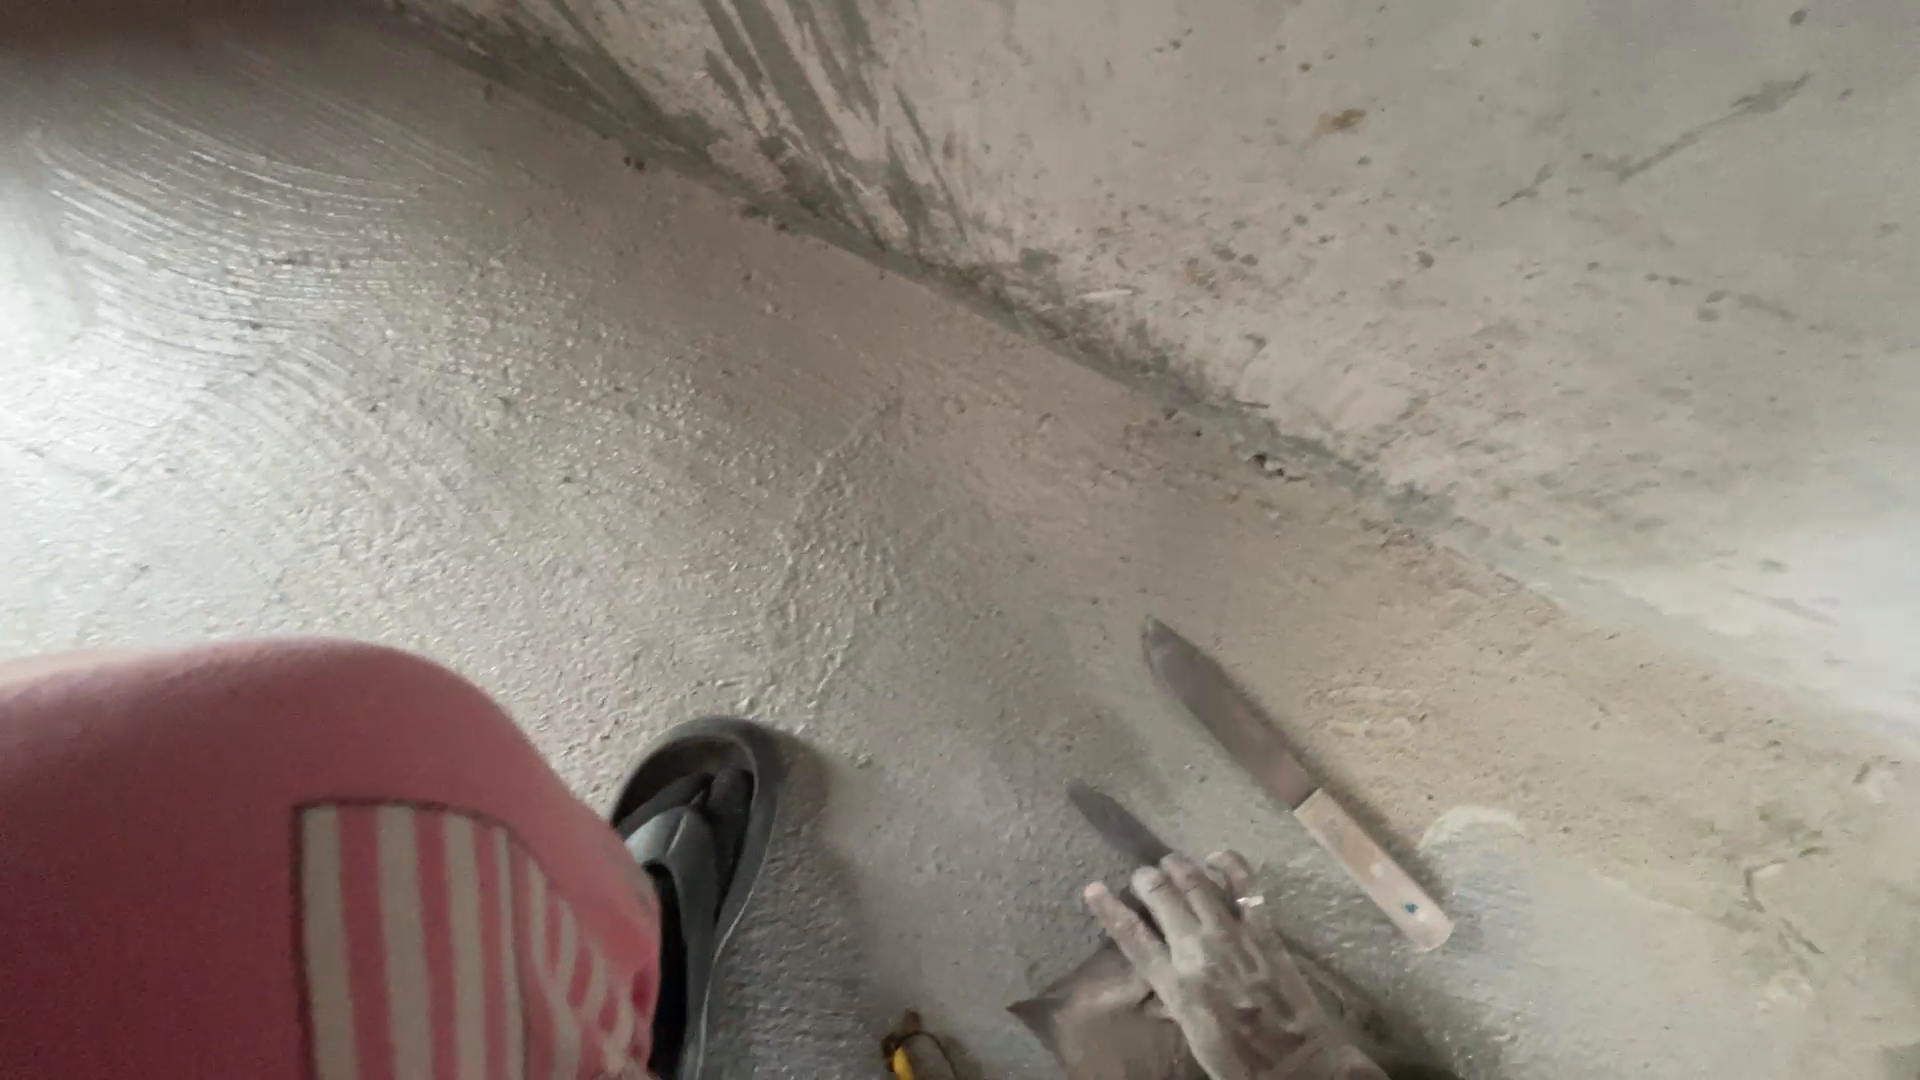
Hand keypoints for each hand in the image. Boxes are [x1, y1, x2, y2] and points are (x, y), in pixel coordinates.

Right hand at [1083, 852, 1387, 1079]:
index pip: (1132, 937)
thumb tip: (1158, 965)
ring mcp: (1231, 935)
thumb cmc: (1237, 1058)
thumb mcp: (1191, 1030)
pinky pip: (1245, 886)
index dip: (1109, 908)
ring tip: (1171, 863)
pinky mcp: (1261, 930)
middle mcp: (1197, 951)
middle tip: (1144, 876)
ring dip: (1178, 866)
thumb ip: (1172, 991)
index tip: (1093, 887)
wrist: (1297, 1068)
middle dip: (1146, 878)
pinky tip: (1217, 856)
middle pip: (1160, 896)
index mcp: (1175, 984)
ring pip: (1195, 882)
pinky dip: (1230, 865)